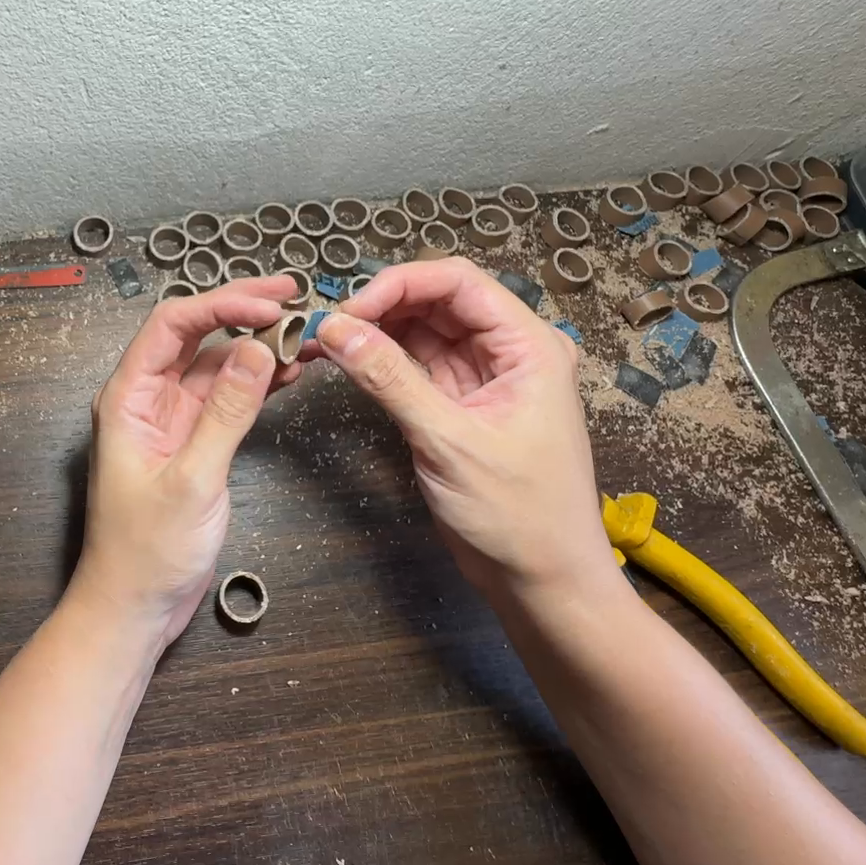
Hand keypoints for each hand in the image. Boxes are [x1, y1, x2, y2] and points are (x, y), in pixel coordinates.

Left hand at [73, 276, 306, 644]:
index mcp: (128, 397)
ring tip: (303, 334)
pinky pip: (224, 397)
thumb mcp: (192, 479)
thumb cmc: (147, 551)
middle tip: (293, 296)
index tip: (270, 303)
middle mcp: (147, 398)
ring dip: (255, 347)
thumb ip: (225, 413)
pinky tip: (288, 372)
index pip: (171, 325)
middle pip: (194, 335)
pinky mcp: (192, 440)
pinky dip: (255, 383)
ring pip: (214, 364)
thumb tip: (259, 349)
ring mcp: (171, 418)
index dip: (220, 304)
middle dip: (241, 311)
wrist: (134, 606)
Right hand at [316, 257, 613, 598]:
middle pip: (435, 301)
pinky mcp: (456, 403)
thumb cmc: (517, 513)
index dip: (399, 284)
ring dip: (371, 332)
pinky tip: (343, 362)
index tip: (348, 311)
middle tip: (326, 329)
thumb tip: (333, 328)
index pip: (458, 282)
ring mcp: (480, 377)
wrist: (542, 582)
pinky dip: (377, 361)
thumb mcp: (448, 441)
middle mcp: (506, 351)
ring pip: (419, 331)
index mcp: (527, 345)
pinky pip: (412, 365)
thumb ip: (389, 379)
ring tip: (323, 343)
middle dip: (379, 307)